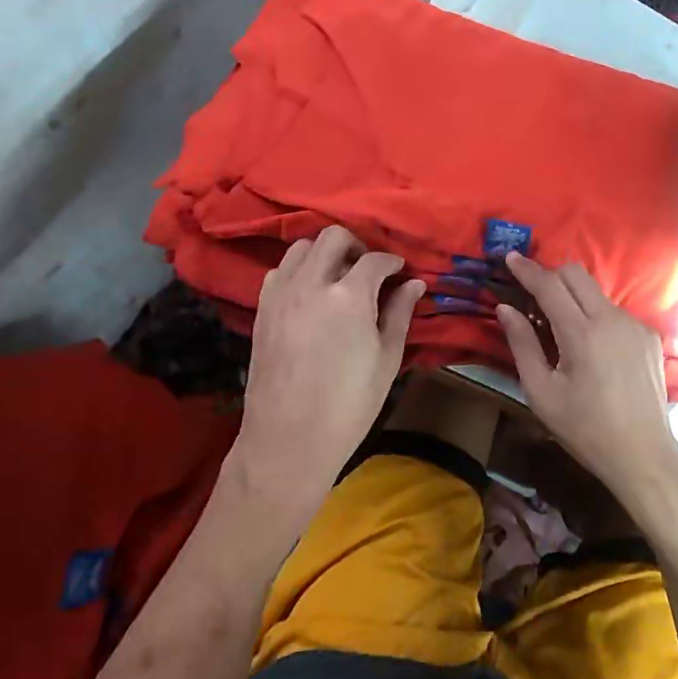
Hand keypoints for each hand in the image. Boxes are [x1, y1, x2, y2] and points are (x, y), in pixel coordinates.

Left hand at [234, 227, 424, 498]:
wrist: (289, 440)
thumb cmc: (350, 404)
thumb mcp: (387, 359)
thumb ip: (400, 313)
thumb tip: (414, 284)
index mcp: (349, 296)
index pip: (375, 259)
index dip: (393, 262)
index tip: (401, 272)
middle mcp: (312, 284)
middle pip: (333, 238)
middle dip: (357, 246)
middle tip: (370, 269)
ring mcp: (282, 295)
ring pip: (301, 248)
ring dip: (324, 253)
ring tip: (339, 277)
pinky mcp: (262, 310)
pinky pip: (280, 271)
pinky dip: (298, 271)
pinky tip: (311, 293)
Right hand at [496, 252, 677, 509]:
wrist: (643, 453)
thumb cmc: (585, 429)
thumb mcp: (542, 392)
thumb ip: (522, 345)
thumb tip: (506, 308)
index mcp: (582, 333)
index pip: (549, 285)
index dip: (527, 269)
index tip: (510, 257)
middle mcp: (611, 318)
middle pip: (576, 273)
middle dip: (551, 275)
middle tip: (533, 296)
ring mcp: (634, 324)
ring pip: (596, 292)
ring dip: (574, 298)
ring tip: (562, 329)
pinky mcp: (649, 335)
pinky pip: (615, 312)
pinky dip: (596, 317)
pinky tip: (593, 349)